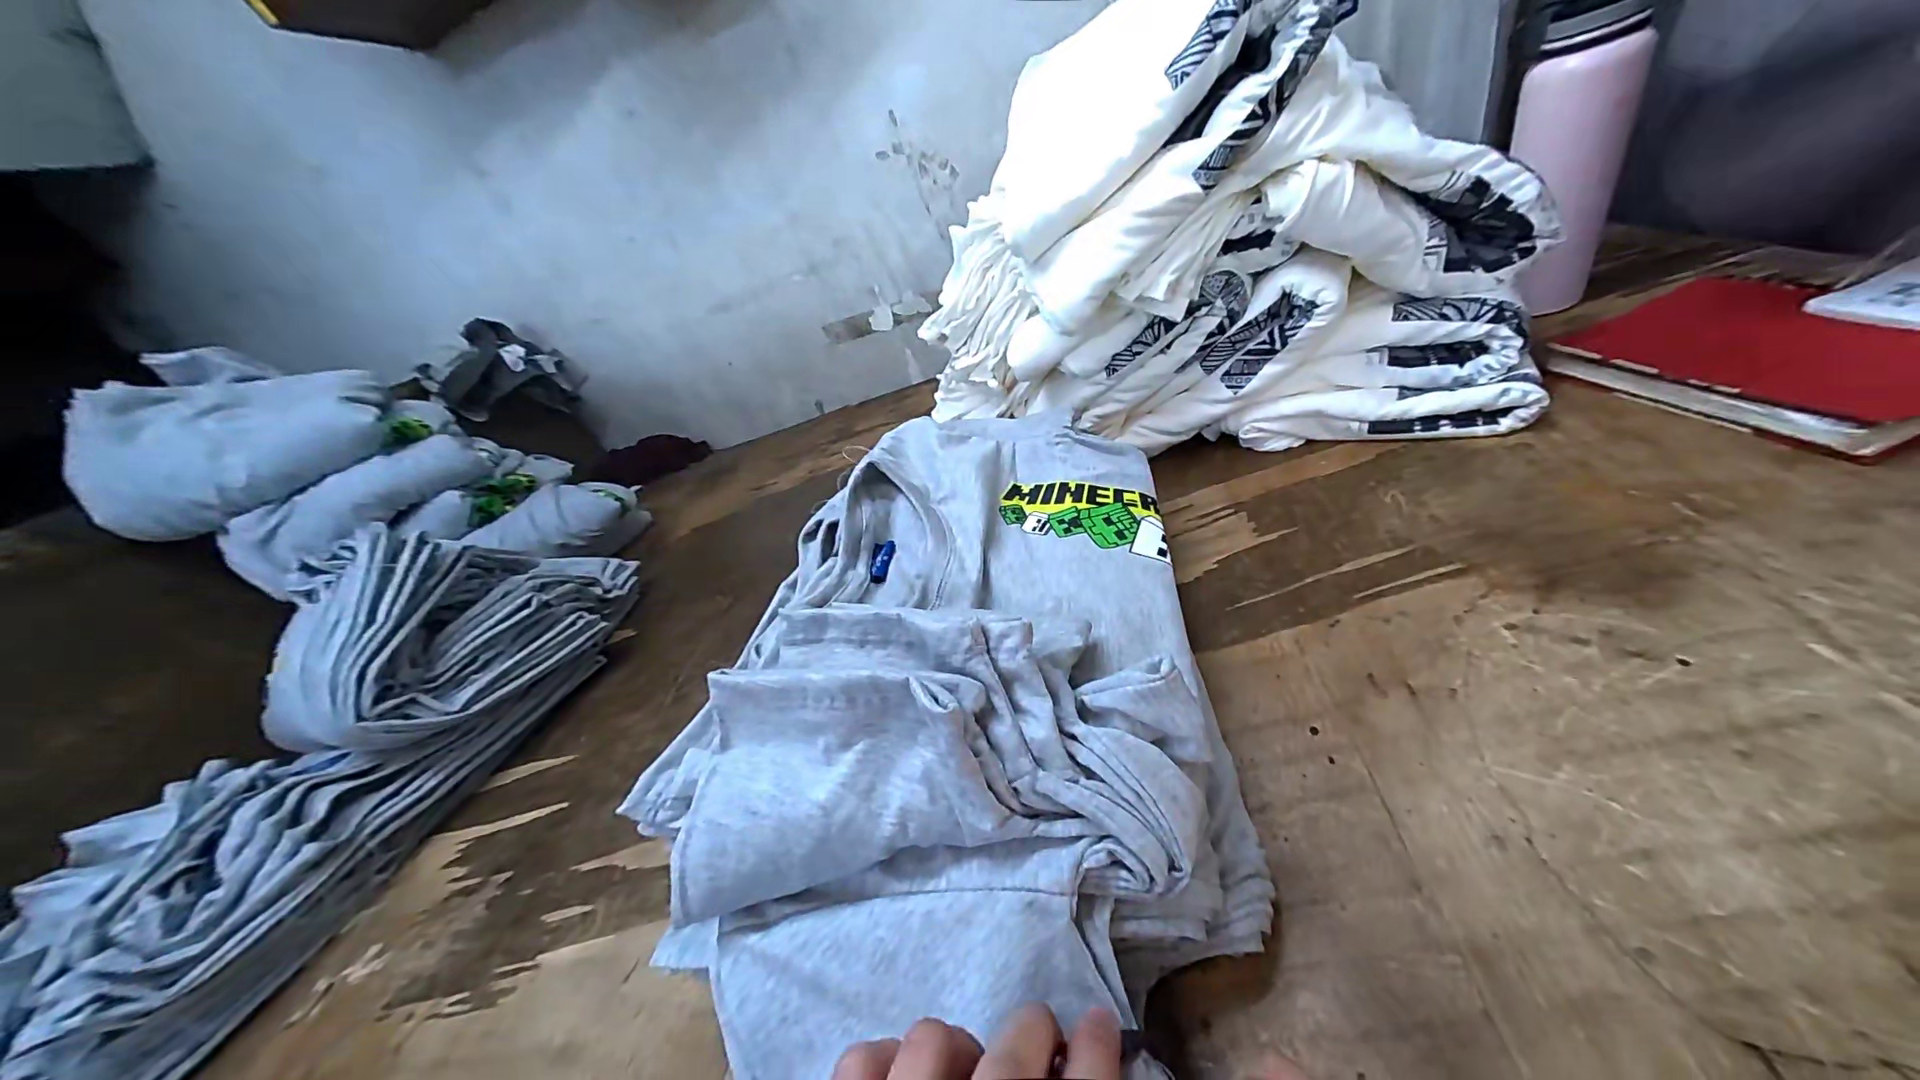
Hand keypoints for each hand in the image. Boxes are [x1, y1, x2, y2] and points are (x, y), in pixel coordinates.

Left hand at [831, 1002, 1120, 1079]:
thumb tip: (1072, 1063)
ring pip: (933, 1042)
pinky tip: (895, 1076)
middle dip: (1032, 1032)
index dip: (1100, 1053)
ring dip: (956, 1050)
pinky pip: (859, 1061)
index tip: (1103, 1022)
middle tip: (1039, 1032)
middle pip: (1014, 1059)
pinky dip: (882, 1062)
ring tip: (965, 1068)